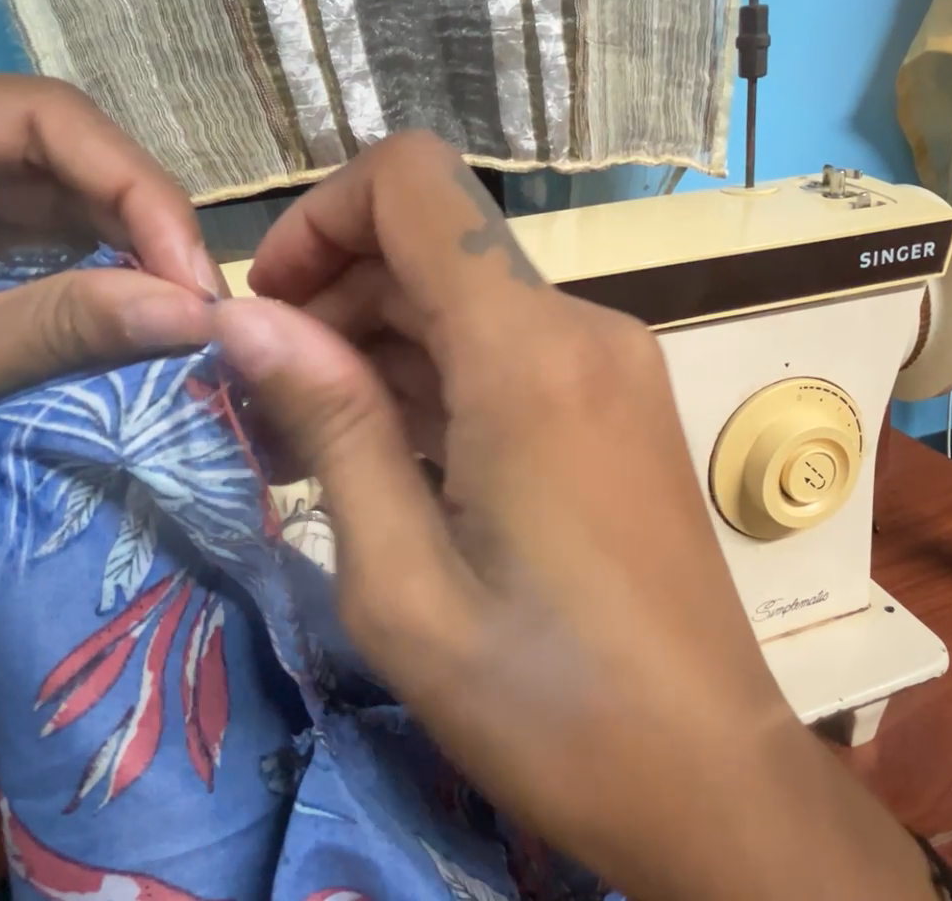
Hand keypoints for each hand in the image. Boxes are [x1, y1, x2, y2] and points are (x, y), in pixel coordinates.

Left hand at [0, 59, 219, 563]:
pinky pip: (40, 248)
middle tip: (202, 306)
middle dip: (142, 227)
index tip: (194, 280)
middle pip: (56, 153)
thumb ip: (50, 334)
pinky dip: (98, 284)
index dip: (136, 190)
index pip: (35, 116)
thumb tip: (199, 317)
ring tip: (185, 315)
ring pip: (59, 200)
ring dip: (129, 256)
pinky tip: (139, 319)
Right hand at [217, 132, 934, 899]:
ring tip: (323, 450)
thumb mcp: (401, 581)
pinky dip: (447, 381)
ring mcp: (618, 366)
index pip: (414, 181)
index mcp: (530, 352)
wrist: (706, 770)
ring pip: (475, 303)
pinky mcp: (628, 408)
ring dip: (387, 349)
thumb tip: (244, 317)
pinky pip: (518, 355)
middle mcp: (587, 329)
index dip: (322, 219)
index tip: (269, 314)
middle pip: (437, 246)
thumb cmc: (546, 700)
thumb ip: (330, 425)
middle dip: (341, 302)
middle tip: (277, 411)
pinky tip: (402, 461)